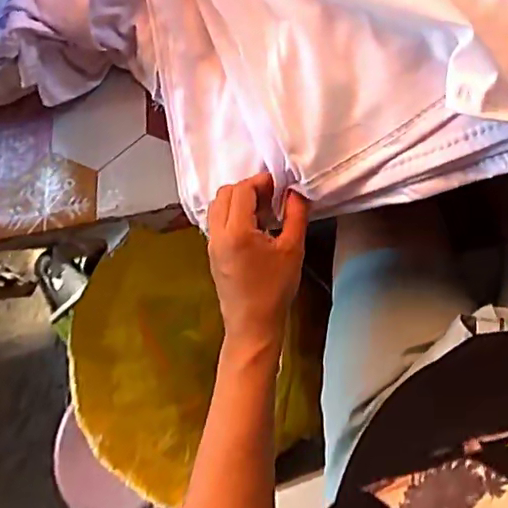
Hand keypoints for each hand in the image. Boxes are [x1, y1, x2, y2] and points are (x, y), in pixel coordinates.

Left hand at [205, 173, 307, 354]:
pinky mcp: (211, 252)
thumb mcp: (293, 249)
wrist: (253, 326)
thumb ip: (296, 214)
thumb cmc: (275, 289)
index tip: (279, 185)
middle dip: (248, 188)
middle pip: (225, 193)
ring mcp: (211, 243)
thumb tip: (295, 191)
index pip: (242, 190)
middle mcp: (218, 234)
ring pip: (217, 206)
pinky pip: (217, 220)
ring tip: (262, 211)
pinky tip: (253, 226)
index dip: (260, 181)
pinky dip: (231, 213)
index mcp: (236, 231)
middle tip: (271, 197)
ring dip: (237, 200)